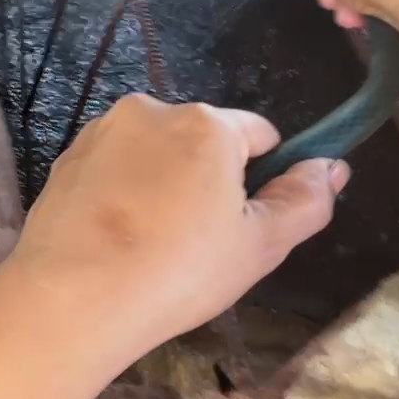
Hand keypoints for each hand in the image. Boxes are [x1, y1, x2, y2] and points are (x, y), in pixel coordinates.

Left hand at [11, 96, 346, 352]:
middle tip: (201, 236)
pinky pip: (114, 164)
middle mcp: (147, 110)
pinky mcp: (68, 154)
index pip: (257, 133)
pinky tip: (119, 232)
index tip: (244, 219)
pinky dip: (124, 187)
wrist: (74, 288)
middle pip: (200, 138)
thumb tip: (330, 166)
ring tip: (156, 239)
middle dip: (208, 177)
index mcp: (202, 123)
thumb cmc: (180, 268)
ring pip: (154, 151)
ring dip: (164, 180)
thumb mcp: (261, 243)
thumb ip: (304, 199)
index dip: (263, 175)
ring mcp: (100, 129)